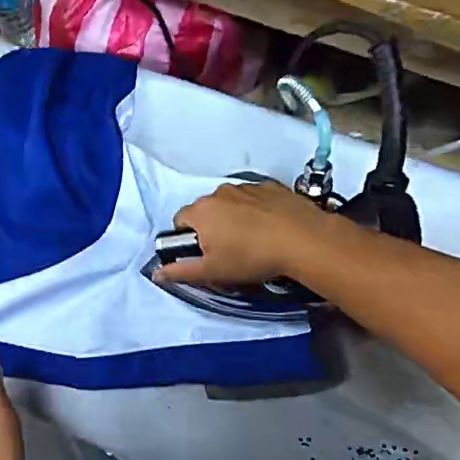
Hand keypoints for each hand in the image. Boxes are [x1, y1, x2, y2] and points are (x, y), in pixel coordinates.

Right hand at [155, 182, 336, 285]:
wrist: (303, 239)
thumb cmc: (251, 257)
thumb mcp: (213, 271)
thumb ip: (180, 271)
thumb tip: (156, 273)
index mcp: (200, 211)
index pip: (180, 221)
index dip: (188, 239)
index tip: (204, 254)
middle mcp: (219, 193)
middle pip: (205, 210)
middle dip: (211, 227)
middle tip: (228, 251)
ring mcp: (246, 187)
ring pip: (230, 203)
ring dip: (234, 218)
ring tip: (253, 240)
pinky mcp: (271, 186)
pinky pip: (254, 198)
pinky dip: (256, 210)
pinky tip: (270, 227)